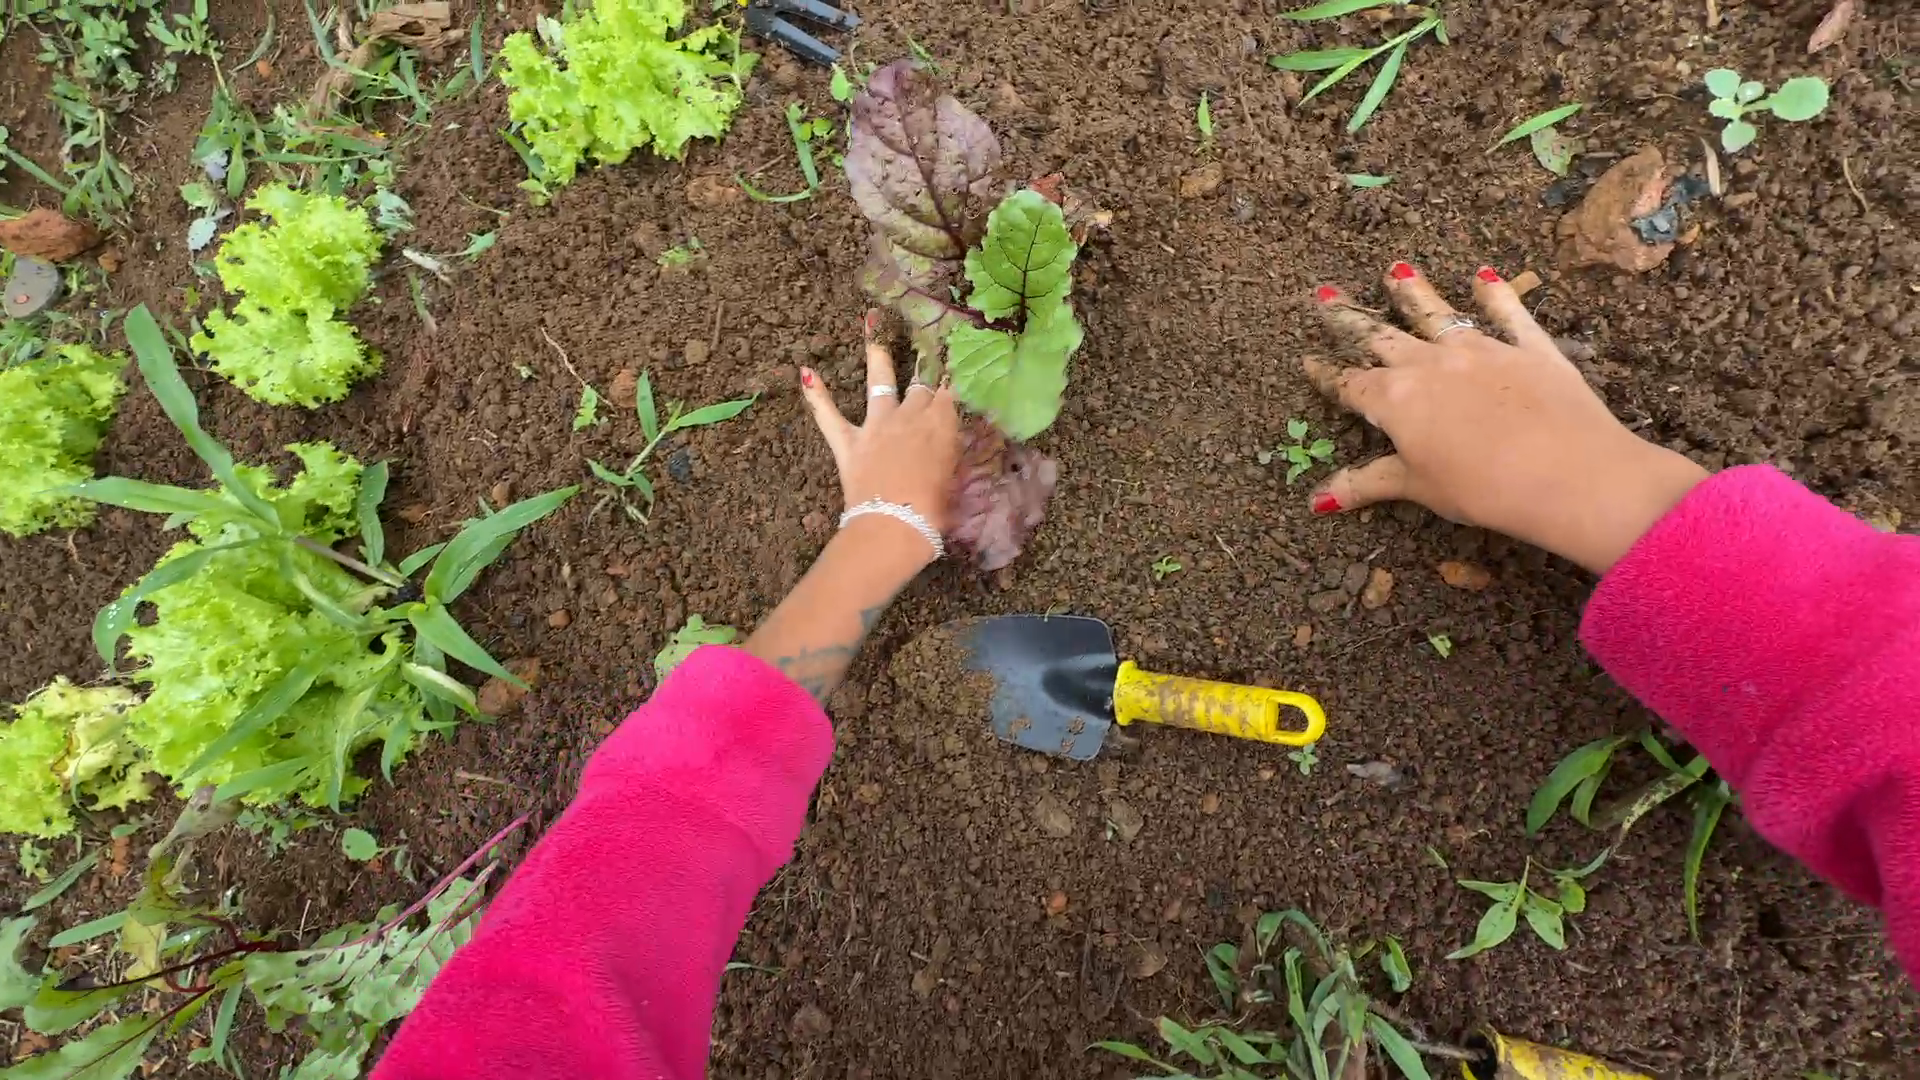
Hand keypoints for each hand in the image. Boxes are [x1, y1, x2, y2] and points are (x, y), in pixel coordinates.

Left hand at [799, 311, 961, 555]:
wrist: (893, 526)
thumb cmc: (932, 513)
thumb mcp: (954, 484)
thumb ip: (951, 458)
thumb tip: (950, 447)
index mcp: (941, 426)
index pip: (950, 395)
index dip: (953, 384)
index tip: (957, 371)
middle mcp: (910, 417)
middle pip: (921, 387)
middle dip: (926, 375)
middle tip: (929, 359)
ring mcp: (877, 426)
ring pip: (879, 381)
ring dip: (877, 353)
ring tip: (871, 325)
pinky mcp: (849, 443)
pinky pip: (828, 415)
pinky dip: (816, 395)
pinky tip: (805, 372)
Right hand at [1302, 263, 1706, 574]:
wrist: (1571, 475)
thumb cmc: (1481, 486)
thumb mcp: (1415, 486)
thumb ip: (1365, 483)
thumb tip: (1316, 502)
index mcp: (1394, 399)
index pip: (1349, 384)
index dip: (1326, 375)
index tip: (1306, 360)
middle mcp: (1429, 364)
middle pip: (1379, 337)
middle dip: (1348, 318)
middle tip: (1325, 296)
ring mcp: (1480, 351)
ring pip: (1436, 314)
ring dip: (1412, 292)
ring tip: (1396, 271)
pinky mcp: (1528, 349)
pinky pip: (1508, 315)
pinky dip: (1495, 296)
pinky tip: (1484, 278)